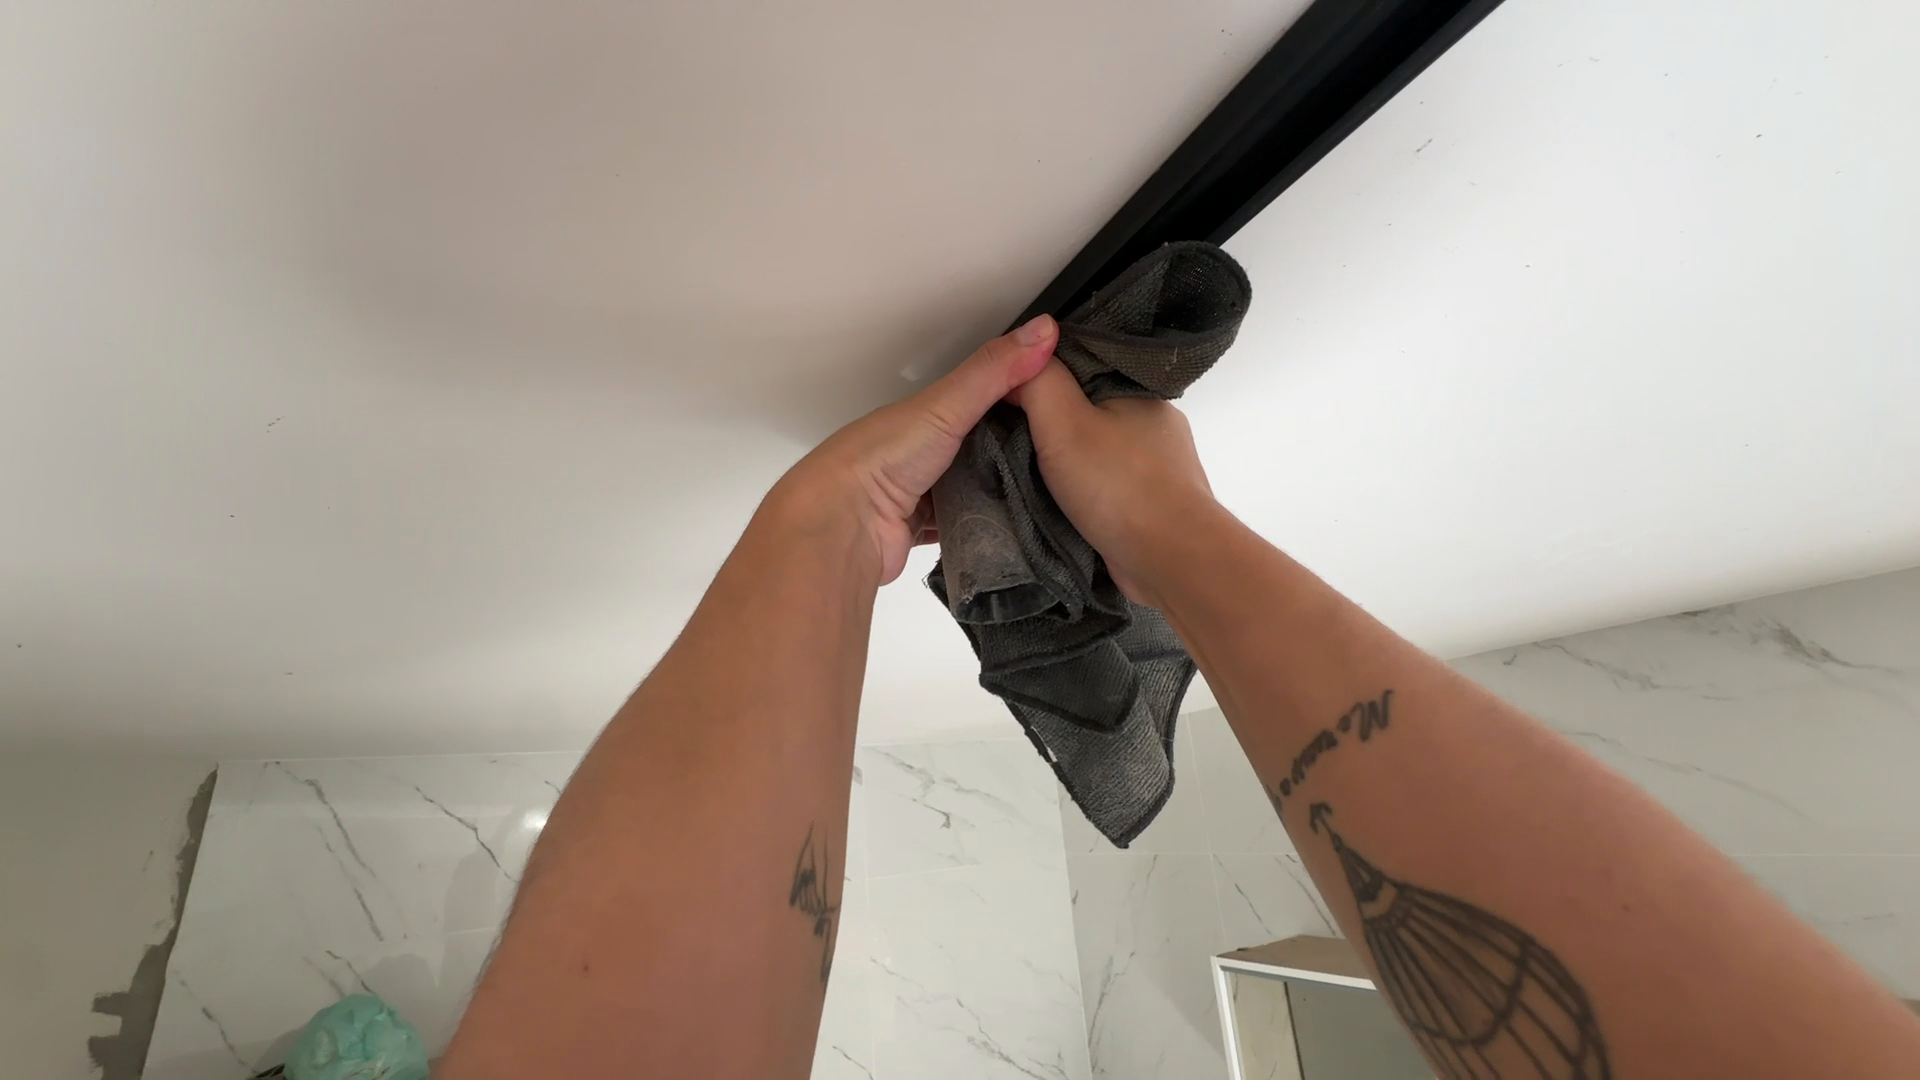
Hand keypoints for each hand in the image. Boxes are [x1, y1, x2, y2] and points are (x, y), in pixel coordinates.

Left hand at [778, 314, 1059, 584]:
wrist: (843, 526)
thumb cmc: (883, 458)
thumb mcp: (946, 405)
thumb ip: (994, 371)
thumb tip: (1046, 328)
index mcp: (921, 415)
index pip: (976, 399)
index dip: (1014, 397)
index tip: (1057, 401)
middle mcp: (918, 453)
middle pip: (975, 448)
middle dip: (1010, 451)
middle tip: (1060, 455)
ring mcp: (918, 494)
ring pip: (970, 489)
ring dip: (997, 492)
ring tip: (1045, 493)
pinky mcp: (919, 531)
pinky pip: (959, 527)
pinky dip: (980, 527)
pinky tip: (1009, 526)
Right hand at [1010, 359, 1219, 607]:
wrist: (1171, 558)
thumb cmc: (1118, 487)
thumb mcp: (1062, 422)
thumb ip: (1039, 381)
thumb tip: (1025, 354)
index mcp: (1138, 387)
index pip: (1081, 365)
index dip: (1040, 374)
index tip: (1005, 394)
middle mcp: (1154, 420)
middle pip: (1088, 407)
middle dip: (1052, 421)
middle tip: (1007, 435)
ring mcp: (1159, 463)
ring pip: (1098, 448)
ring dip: (1067, 460)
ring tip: (1025, 472)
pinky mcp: (1153, 501)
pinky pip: (1108, 483)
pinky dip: (1084, 489)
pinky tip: (1057, 501)